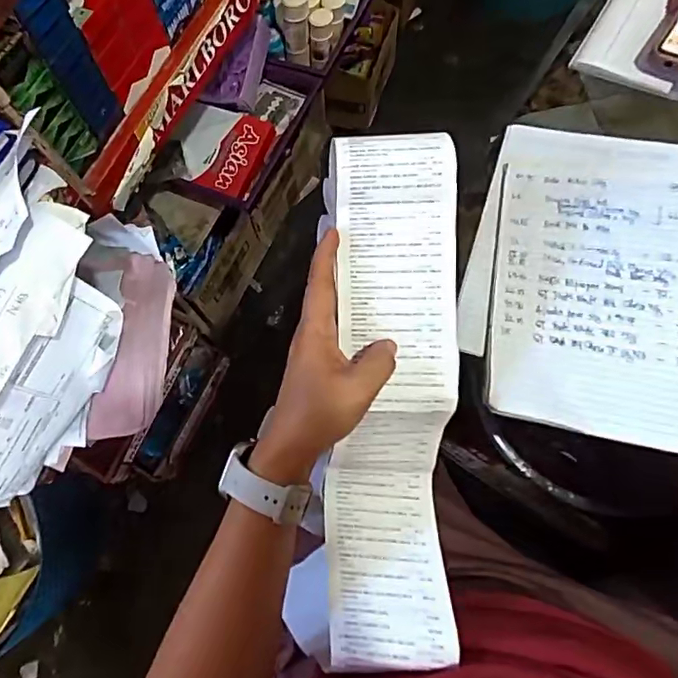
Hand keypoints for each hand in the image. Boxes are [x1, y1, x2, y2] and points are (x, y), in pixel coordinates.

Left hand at [251, 230, 395, 484]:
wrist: (289, 445)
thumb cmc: (317, 414)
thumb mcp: (356, 389)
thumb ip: (377, 364)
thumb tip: (387, 345)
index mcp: (315, 333)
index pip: (320, 285)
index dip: (326, 257)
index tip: (334, 232)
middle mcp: (309, 336)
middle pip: (322, 293)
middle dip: (336, 268)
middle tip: (356, 249)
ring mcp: (310, 351)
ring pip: (328, 314)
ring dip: (342, 295)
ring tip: (365, 282)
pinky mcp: (315, 366)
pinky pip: (334, 334)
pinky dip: (348, 322)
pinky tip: (365, 331)